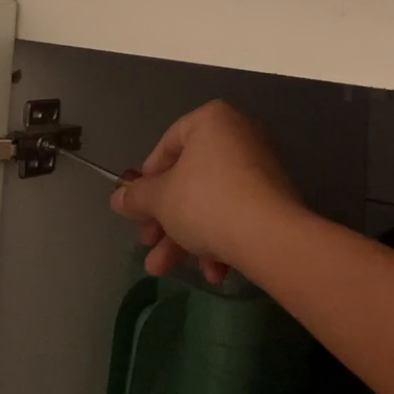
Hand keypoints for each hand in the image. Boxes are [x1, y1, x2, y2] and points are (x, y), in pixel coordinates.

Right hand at [111, 99, 303, 284]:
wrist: (269, 235)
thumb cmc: (206, 202)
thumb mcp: (160, 200)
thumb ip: (137, 197)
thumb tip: (118, 198)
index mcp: (212, 121)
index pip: (168, 143)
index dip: (147, 178)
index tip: (138, 206)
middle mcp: (240, 135)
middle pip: (189, 178)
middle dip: (164, 218)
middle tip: (147, 243)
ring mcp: (260, 166)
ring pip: (211, 201)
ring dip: (185, 237)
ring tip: (164, 270)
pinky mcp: (275, 197)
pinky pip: (237, 213)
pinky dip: (220, 239)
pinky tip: (213, 272)